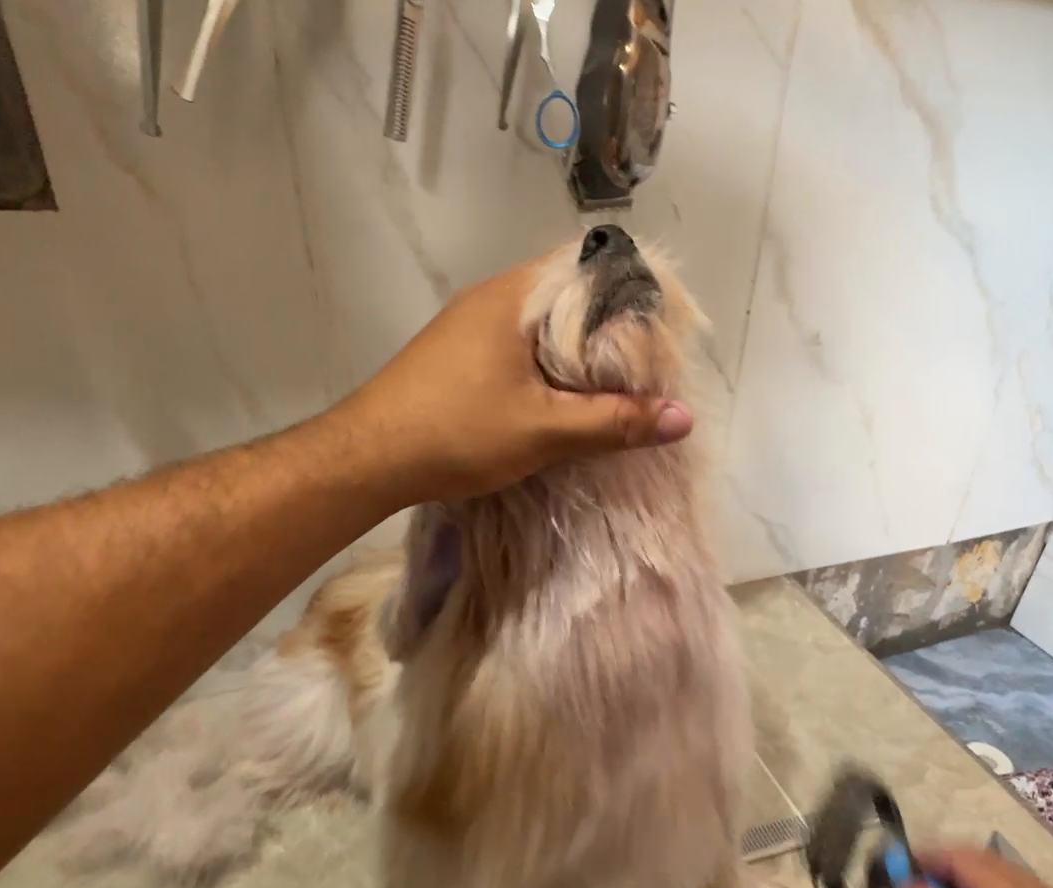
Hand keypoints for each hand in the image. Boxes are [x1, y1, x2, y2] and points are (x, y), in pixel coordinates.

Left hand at [336, 260, 693, 503]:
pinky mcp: (459, 354)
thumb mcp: (544, 431)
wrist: (367, 458)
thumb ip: (615, 422)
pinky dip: (548, 364)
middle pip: (568, 294)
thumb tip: (685, 418)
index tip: (661, 331)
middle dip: (610, 327)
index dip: (632, 291)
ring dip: (578, 349)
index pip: (589, 264)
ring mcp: (471, 324)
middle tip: (646, 365)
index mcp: (514, 296)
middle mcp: (493, 297)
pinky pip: (519, 344)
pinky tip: (563, 397)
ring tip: (615, 385)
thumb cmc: (456, 432)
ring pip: (543, 322)